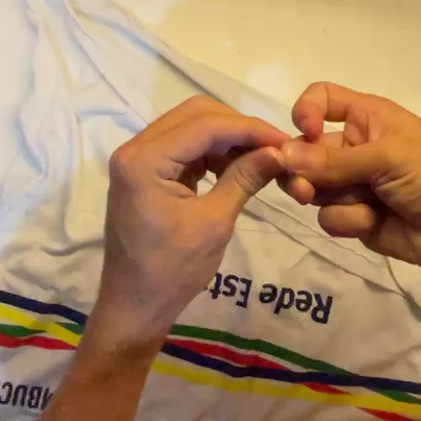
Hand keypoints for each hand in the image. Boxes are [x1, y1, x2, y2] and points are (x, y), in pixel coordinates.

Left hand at [89, 96, 289, 349]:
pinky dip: (213, 152)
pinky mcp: (146, 172)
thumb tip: (280, 151)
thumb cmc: (172, 272)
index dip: (249, 128)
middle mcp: (135, 149)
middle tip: (275, 147)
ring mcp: (138, 159)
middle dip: (238, 127)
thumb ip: (245, 179)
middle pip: (195, 115)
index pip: (205, 125)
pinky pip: (184, 147)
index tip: (285, 139)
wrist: (136, 305)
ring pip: (191, 127)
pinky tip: (238, 166)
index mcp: (144, 161)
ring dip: (227, 138)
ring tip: (261, 158)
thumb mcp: (214, 223)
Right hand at [278, 82, 420, 277]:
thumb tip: (282, 155)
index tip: (303, 132)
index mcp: (368, 118)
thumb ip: (334, 159)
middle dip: (302, 170)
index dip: (306, 111)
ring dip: (328, 198)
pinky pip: (328, 216)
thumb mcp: (388, 157)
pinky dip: (348, 221)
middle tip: (304, 190)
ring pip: (312, 187)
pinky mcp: (353, 217)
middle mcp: (355, 146)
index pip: (323, 99)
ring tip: (357, 205)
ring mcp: (352, 183)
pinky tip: (374, 222)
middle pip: (306, 150)